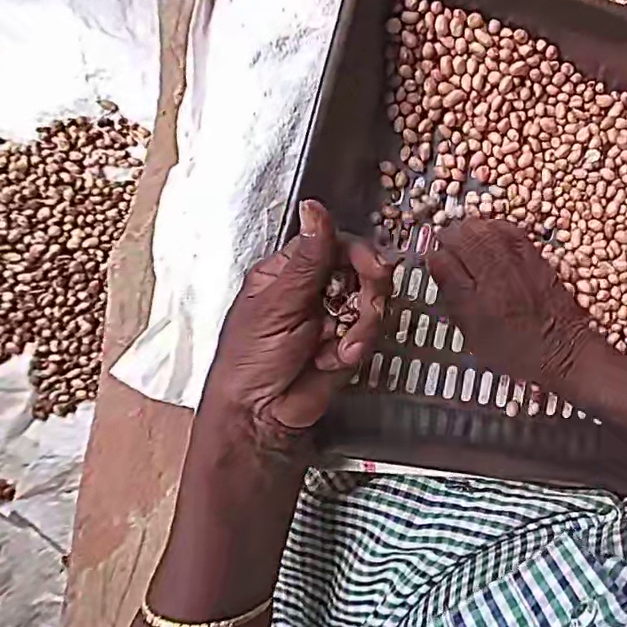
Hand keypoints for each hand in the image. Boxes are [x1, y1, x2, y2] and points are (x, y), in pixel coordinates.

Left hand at [200, 200, 393, 460]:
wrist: (260, 418)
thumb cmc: (250, 360)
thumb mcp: (277, 303)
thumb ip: (308, 258)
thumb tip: (314, 207)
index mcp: (289, 271)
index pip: (335, 244)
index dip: (359, 253)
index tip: (376, 267)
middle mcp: (315, 289)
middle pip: (362, 271)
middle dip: (368, 292)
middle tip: (365, 309)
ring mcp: (334, 316)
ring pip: (373, 301)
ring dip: (362, 325)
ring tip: (341, 346)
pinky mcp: (349, 342)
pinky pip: (371, 332)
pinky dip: (358, 346)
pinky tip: (337, 359)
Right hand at [425, 218, 600, 393]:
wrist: (562, 351)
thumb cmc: (514, 350)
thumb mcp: (473, 331)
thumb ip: (453, 294)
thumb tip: (436, 262)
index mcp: (475, 295)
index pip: (444, 258)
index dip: (435, 254)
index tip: (433, 258)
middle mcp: (496, 272)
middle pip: (466, 235)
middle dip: (451, 235)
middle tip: (446, 245)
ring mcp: (519, 261)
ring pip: (488, 228)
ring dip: (473, 229)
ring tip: (466, 240)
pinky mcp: (537, 257)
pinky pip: (512, 231)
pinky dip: (497, 228)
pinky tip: (492, 237)